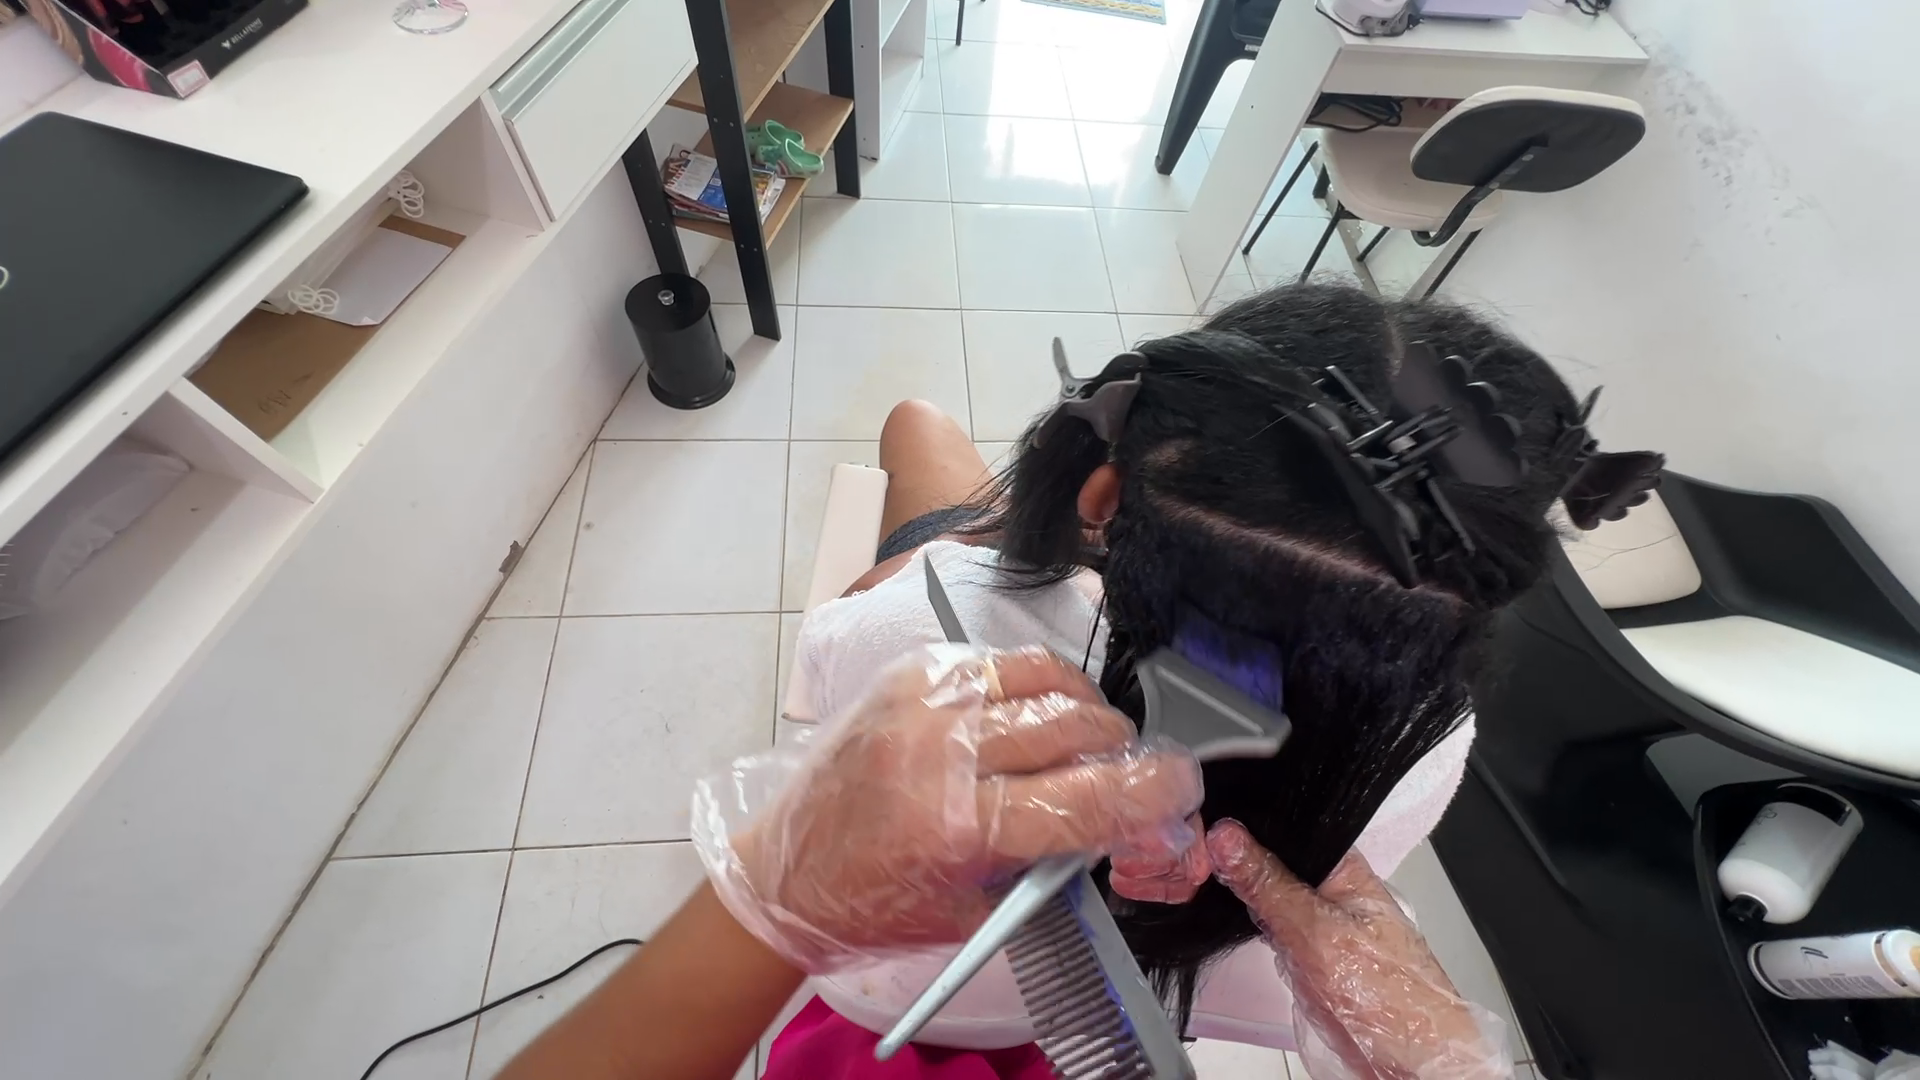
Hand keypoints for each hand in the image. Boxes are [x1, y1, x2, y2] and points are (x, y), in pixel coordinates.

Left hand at [693, 645, 1203, 972]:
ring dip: (1080, 702)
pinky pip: (998, 662)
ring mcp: (923, 697)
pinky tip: (1026, 714)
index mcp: (957, 825)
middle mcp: (941, 747)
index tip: (1182, 784)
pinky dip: (1030, 685)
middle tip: (1123, 765)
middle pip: (1072, 723)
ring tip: (1081, 731)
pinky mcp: (909, 671)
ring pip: (1042, 673)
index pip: (1083, 798)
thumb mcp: (977, 909)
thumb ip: (1054, 861)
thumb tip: (1120, 816)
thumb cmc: (881, 905)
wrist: (786, 869)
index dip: (1148, 791)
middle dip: (1118, 744)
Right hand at [1207, 821, 1512, 1079]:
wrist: (1413, 1066)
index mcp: (1341, 863)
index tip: (1199, 822)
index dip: (1240, 820)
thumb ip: (1266, 882)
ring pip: (1264, 886)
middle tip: (1194, 856)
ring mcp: (1317, 915)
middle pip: (1269, 853)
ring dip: (1238, 887)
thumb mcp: (1313, 930)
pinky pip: (1268, 917)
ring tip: (1202, 877)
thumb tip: (1223, 833)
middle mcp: (1328, 883)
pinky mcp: (1308, 945)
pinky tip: (1223, 909)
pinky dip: (1247, 914)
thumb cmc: (1386, 996)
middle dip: (1233, 856)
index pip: (1281, 822)